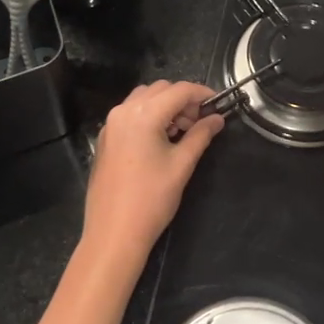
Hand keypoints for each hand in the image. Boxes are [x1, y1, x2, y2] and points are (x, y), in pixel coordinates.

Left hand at [82, 81, 226, 262]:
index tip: (218, 105)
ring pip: (144, 99)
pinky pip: (130, 114)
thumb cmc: (151, 199)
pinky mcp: (105, 139)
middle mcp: (123, 111)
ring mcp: (110, 124)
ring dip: (166, 107)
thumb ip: (201, 135)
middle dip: (183, 100)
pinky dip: (149, 116)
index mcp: (143, 115)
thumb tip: (217, 119)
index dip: (202, 94)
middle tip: (200, 123)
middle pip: (160, 90)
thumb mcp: (182, 165)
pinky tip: (160, 140)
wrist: (113, 233)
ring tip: (181, 132)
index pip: (179, 90)